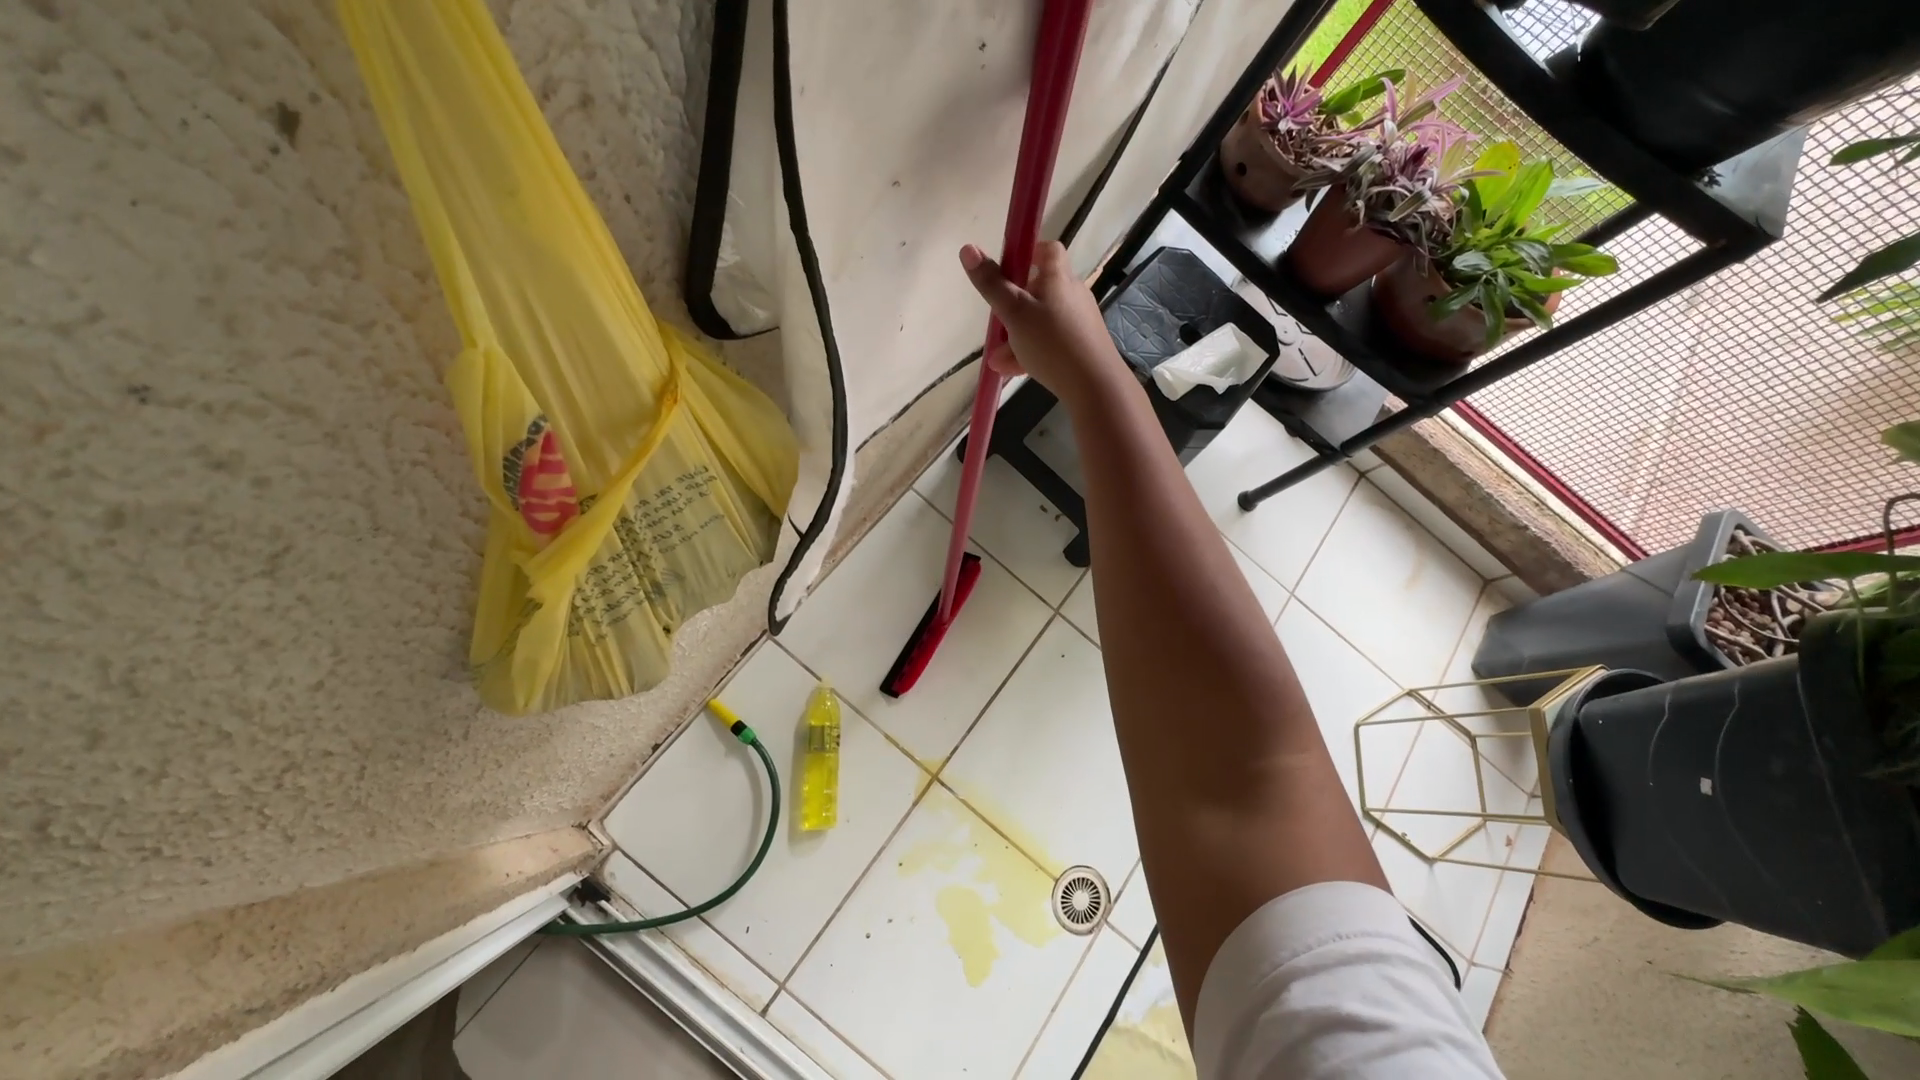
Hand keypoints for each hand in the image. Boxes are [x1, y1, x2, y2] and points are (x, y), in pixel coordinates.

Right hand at [959, 240, 1126, 405]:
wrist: (1095, 385)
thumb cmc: (1052, 343)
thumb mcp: (1014, 313)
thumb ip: (991, 284)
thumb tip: (968, 248)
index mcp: (1059, 278)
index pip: (1048, 250)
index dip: (1028, 253)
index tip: (1009, 267)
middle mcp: (1073, 294)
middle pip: (1040, 289)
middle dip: (1014, 305)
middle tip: (997, 321)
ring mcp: (1079, 322)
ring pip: (1042, 321)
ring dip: (1017, 335)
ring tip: (997, 359)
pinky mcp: (1082, 346)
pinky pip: (1051, 343)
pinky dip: (1031, 352)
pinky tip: (1011, 371)